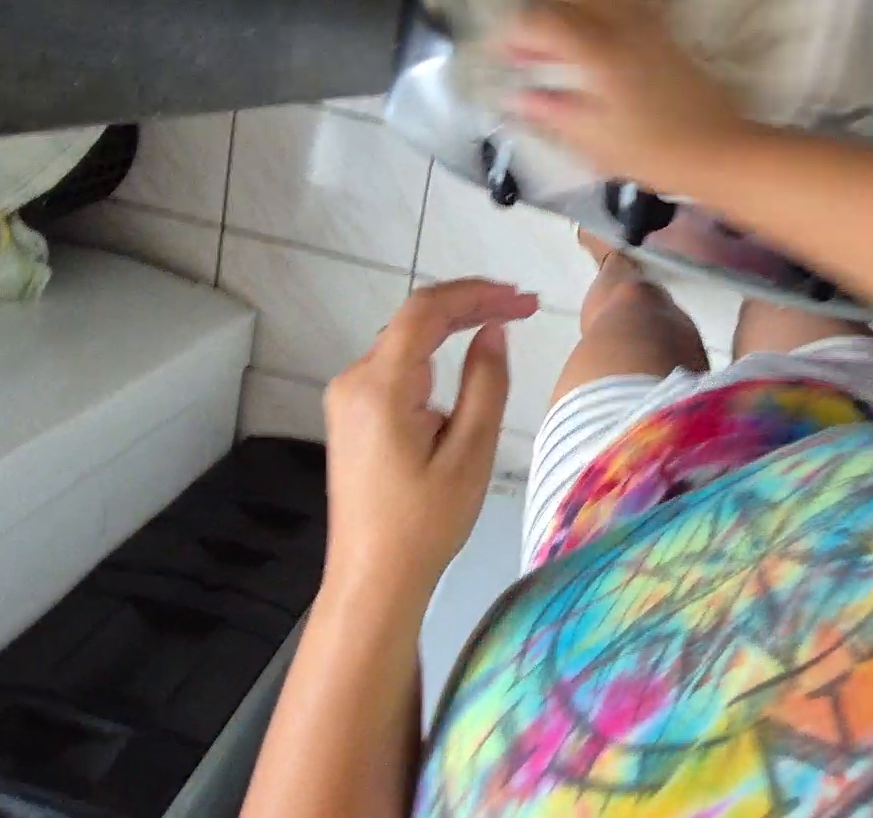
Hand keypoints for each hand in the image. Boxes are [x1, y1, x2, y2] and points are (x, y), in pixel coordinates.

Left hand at [321, 280, 539, 592]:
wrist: (373, 580)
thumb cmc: (426, 524)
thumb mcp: (470, 453)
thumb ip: (486, 382)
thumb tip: (494, 330)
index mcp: (381, 387)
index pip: (426, 310)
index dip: (477, 293)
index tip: (522, 300)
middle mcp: (354, 381)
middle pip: (415, 320)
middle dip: (471, 305)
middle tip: (524, 308)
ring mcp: (348, 397)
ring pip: (407, 340)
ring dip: (454, 325)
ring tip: (504, 322)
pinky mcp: (353, 413)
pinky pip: (398, 365)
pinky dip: (436, 350)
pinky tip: (465, 356)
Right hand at [503, 0, 753, 190]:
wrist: (718, 150)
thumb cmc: (653, 152)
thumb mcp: (593, 140)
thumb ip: (550, 112)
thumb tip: (515, 96)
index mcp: (596, 48)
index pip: (538, 17)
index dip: (511, 31)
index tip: (501, 55)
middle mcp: (620, 20)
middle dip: (534, 8)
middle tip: (523, 44)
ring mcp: (646, 19)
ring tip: (553, 29)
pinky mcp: (664, 27)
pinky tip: (593, 28)